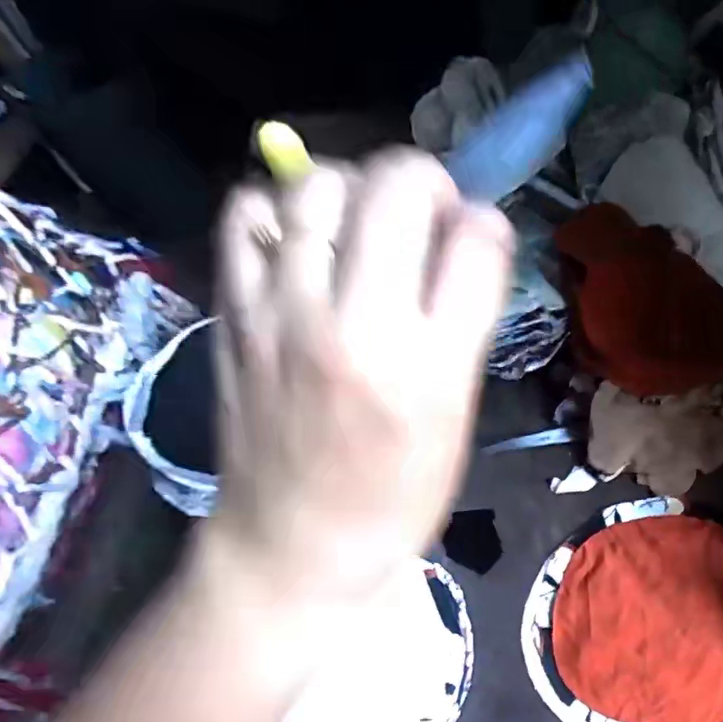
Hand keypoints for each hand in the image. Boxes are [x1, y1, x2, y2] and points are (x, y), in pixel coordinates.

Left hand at [201, 149, 511, 609]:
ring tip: (367, 218)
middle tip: (431, 210)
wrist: (298, 540)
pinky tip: (304, 237)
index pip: (476, 246)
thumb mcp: (456, 421)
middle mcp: (361, 326)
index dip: (488, 226)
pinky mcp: (233, 311)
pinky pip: (249, 213)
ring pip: (317, 185)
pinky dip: (283, 206)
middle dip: (427, 181)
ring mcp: (286, 311)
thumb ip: (462, 332)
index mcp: (433, 368)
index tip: (483, 237)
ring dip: (355, 185)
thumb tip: (465, 251)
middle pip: (395, 190)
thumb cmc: (399, 495)